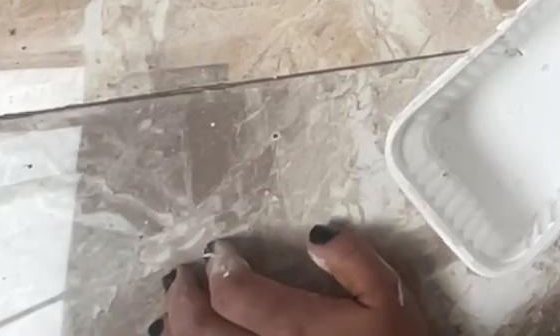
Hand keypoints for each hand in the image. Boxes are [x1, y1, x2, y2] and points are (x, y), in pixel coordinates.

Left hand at [156, 225, 432, 335]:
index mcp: (300, 328)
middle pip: (204, 332)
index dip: (223, 270)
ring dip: (177, 333)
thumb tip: (316, 234)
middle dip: (185, 301)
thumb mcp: (388, 293)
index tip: (219, 251)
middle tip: (181, 275)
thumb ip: (354, 260)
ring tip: (172, 313)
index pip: (240, 296)